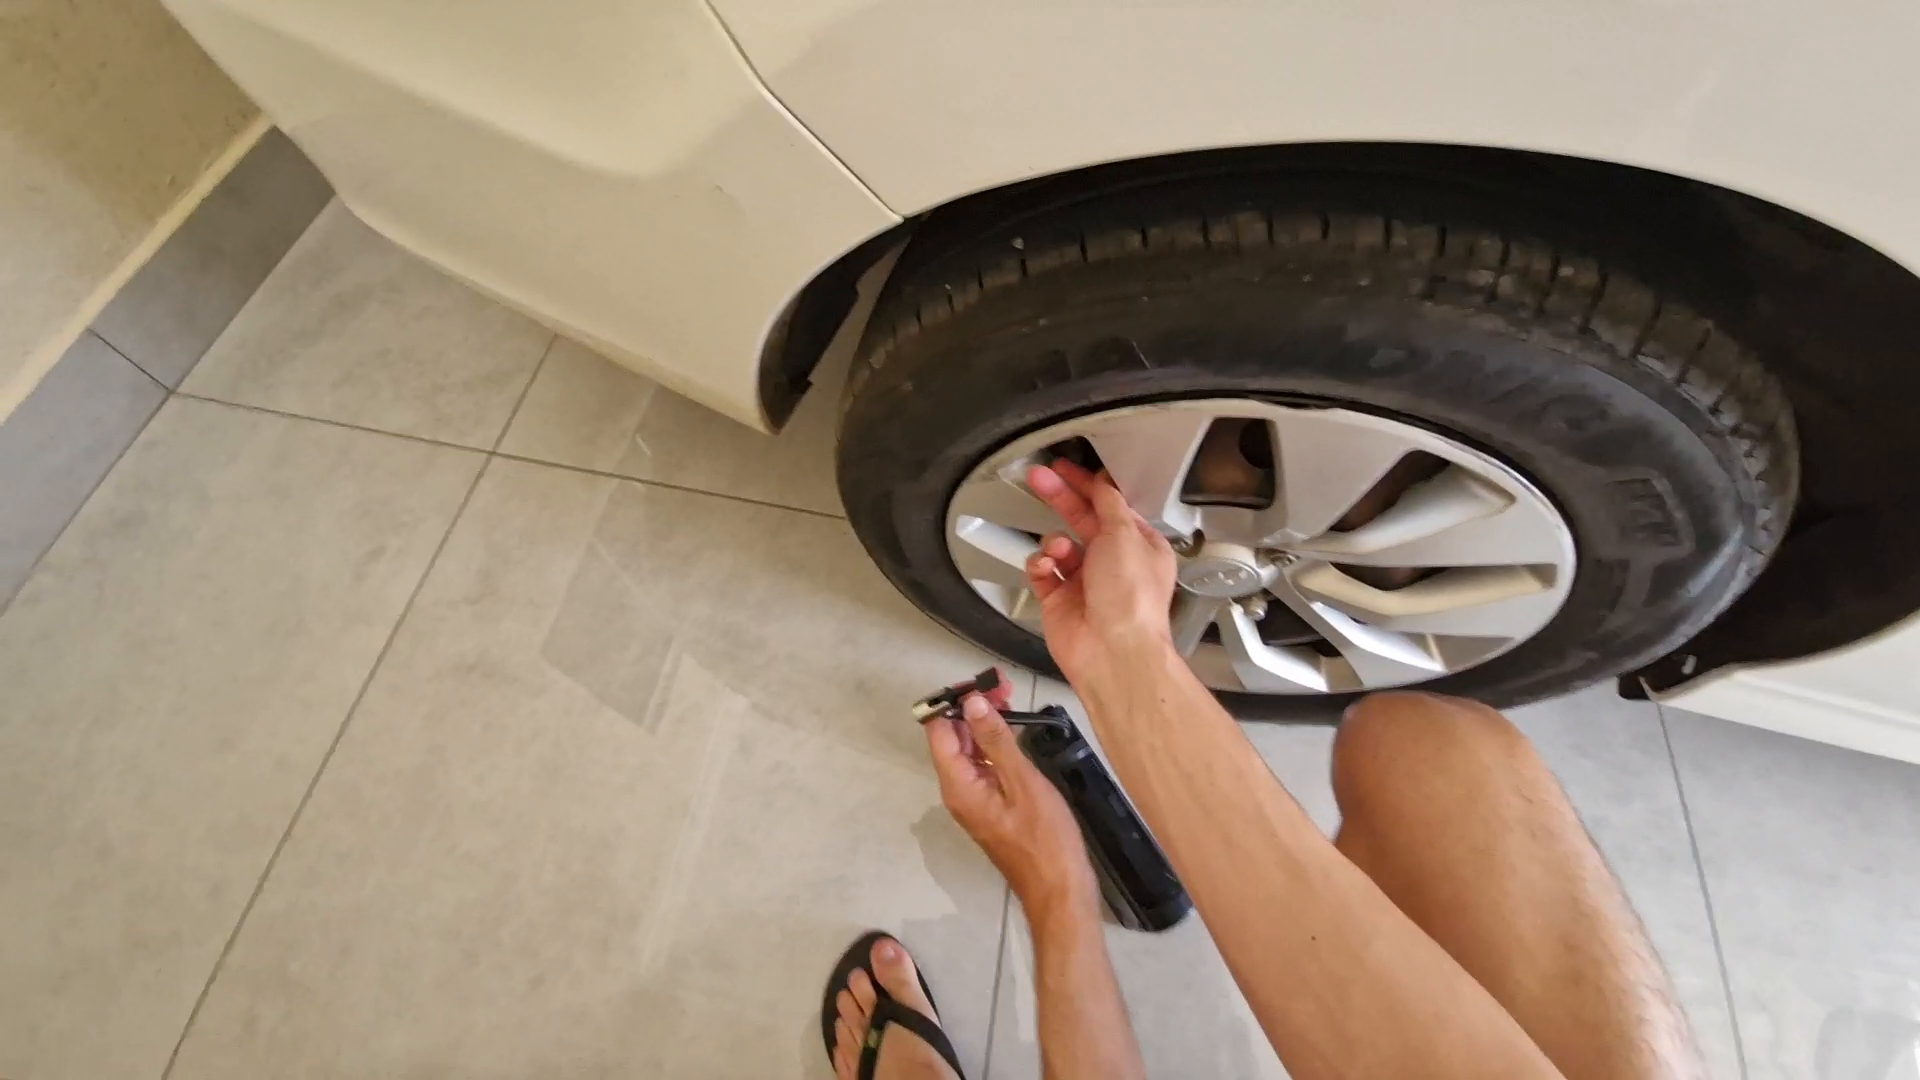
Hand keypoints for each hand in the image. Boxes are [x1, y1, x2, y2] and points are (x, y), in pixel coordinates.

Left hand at [923, 673, 1099, 918]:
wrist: (1060, 890)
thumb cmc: (1044, 839)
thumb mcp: (1022, 782)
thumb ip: (996, 740)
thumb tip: (972, 703)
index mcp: (958, 785)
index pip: (939, 731)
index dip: (954, 702)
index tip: (981, 682)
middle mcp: (958, 790)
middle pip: (953, 737)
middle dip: (972, 707)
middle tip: (1003, 684)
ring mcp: (974, 798)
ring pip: (969, 749)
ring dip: (984, 722)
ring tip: (1009, 697)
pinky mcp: (990, 803)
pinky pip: (982, 764)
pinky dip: (994, 742)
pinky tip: (1013, 728)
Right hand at [1023, 460, 1180, 685]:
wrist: (1111, 650)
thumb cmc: (1131, 600)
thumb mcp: (1125, 535)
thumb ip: (1109, 505)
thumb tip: (1103, 485)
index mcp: (1138, 546)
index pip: (1109, 505)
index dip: (1087, 485)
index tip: (1065, 468)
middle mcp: (1112, 563)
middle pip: (1080, 519)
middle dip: (1060, 498)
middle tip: (1039, 478)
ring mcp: (1084, 582)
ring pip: (1057, 545)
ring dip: (1054, 542)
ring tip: (1058, 551)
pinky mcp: (1059, 599)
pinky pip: (1041, 570)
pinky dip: (1041, 565)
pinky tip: (1046, 567)